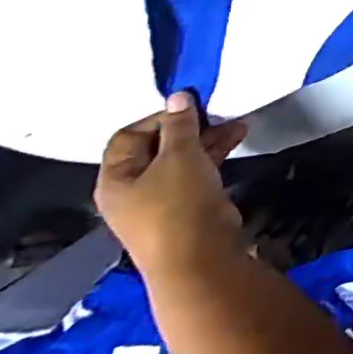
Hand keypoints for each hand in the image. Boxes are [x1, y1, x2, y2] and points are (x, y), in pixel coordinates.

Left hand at [96, 91, 248, 276]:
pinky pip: (197, 171)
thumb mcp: (179, 156)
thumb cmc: (177, 204)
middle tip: (215, 113)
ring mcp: (161, 198)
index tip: (190, 107)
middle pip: (157, 146)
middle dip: (188, 127)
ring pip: (182, 158)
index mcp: (115, 178)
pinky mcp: (187, 205)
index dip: (159, 118)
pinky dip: (214, 154)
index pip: (129, 135)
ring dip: (207, 138)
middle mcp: (132, 188)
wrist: (200, 258)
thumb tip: (178, 96)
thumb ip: (180, 124)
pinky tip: (236, 139)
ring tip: (236, 124)